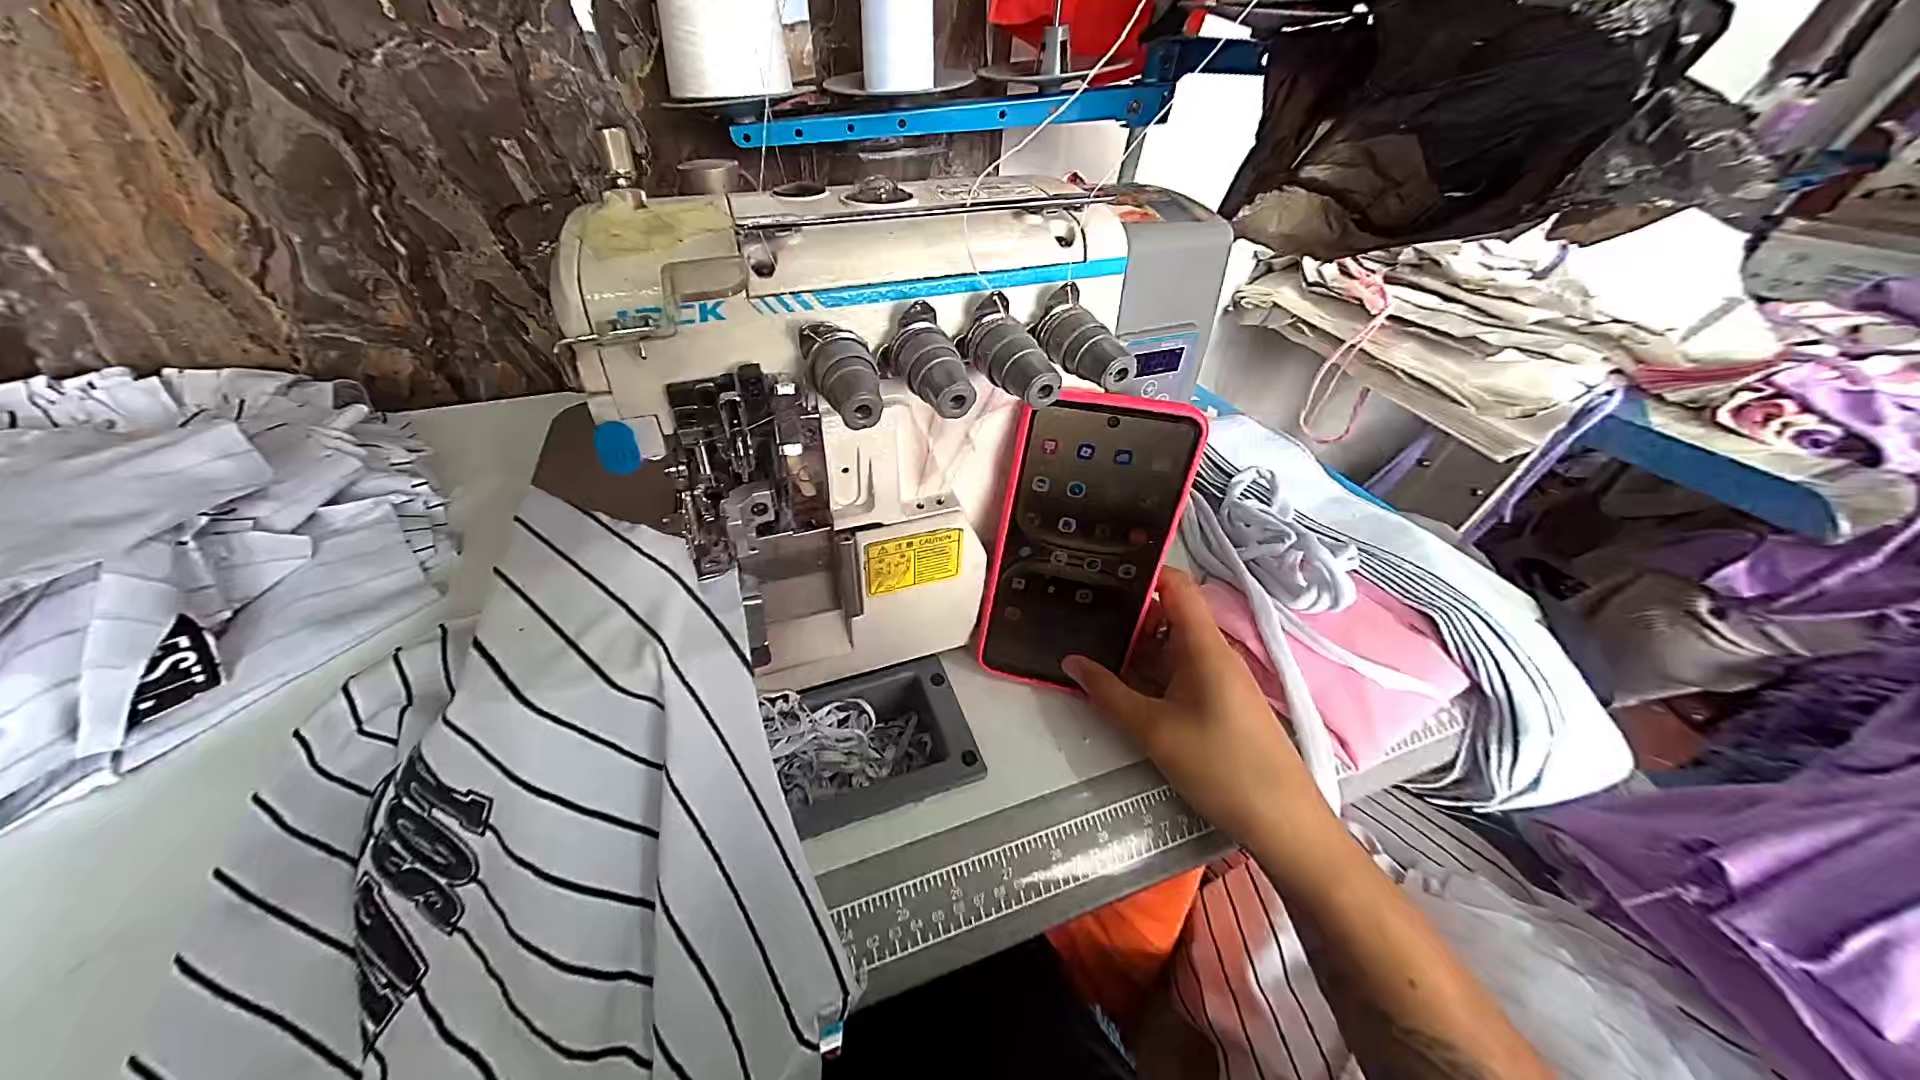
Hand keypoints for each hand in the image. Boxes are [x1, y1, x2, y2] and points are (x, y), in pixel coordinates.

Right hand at [1061, 567, 1330, 847]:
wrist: (1283, 821)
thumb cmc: (1222, 767)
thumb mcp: (1153, 731)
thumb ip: (1108, 693)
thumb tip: (1072, 663)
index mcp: (1204, 646)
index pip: (1176, 586)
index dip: (1143, 572)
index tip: (1103, 573)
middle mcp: (1213, 653)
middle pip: (1167, 616)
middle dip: (1126, 618)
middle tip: (1082, 619)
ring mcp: (1217, 678)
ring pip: (1170, 648)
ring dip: (1135, 652)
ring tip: (1091, 652)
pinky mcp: (1218, 701)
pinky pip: (1178, 674)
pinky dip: (1149, 675)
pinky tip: (1121, 688)